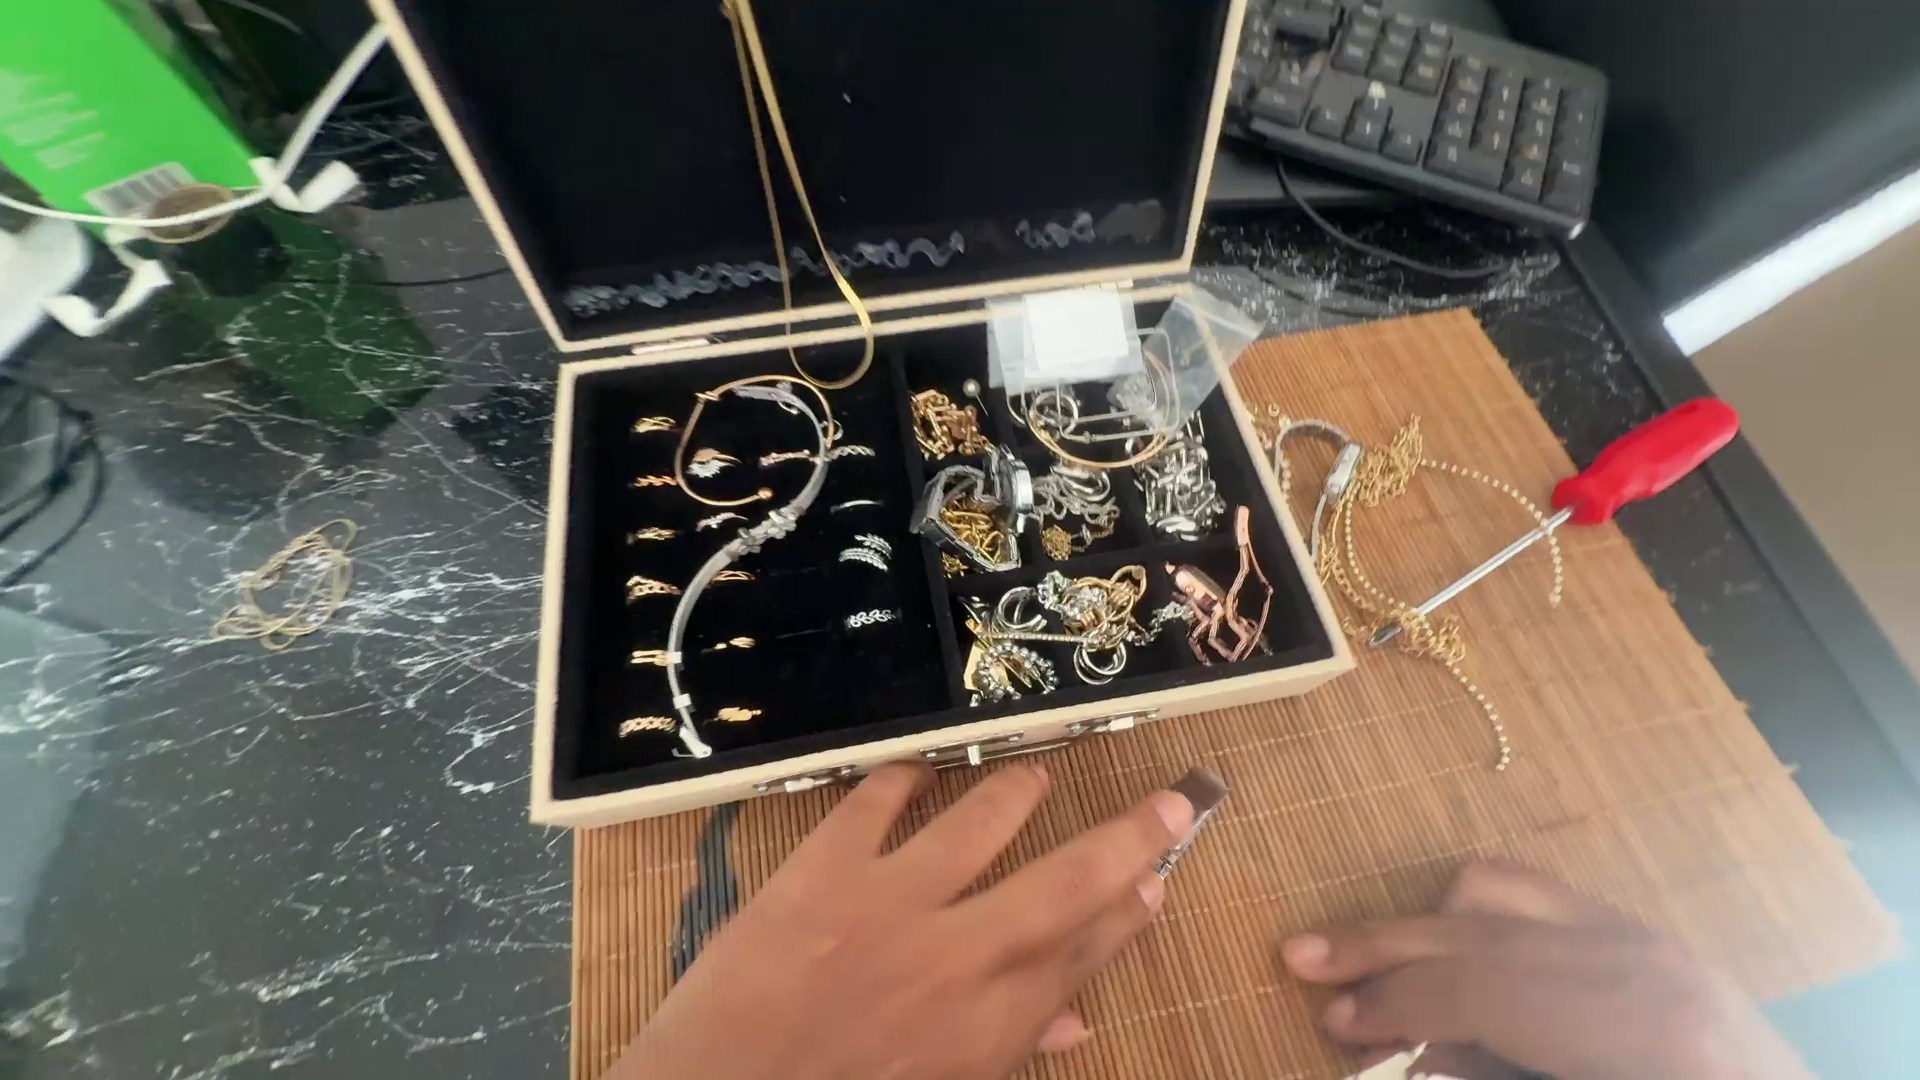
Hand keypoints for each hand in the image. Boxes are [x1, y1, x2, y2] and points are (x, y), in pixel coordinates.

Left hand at [613, 761, 1193, 1079]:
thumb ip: (1010, 1047)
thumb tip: (1078, 1017)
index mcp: (981, 1028)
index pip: (1079, 955)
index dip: (1128, 915)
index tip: (1158, 879)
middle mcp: (952, 956)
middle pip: (1065, 884)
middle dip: (1129, 839)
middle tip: (1172, 801)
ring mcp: (886, 902)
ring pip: (979, 822)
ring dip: (1017, 791)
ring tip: (1036, 775)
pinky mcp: (822, 868)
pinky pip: (875, 801)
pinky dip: (903, 776)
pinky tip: (920, 766)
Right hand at [1281, 860, 1811, 1079]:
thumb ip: (1480, 1072)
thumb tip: (1395, 1049)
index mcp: (1642, 1028)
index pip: (1478, 991)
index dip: (1393, 1002)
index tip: (1333, 1021)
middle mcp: (1637, 960)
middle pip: (1470, 929)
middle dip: (1376, 945)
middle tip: (1300, 958)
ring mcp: (1639, 934)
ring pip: (1492, 889)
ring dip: (1420, 921)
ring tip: (1376, 960)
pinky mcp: (1634, 930)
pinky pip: (1527, 889)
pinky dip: (1467, 905)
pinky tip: (1442, 937)